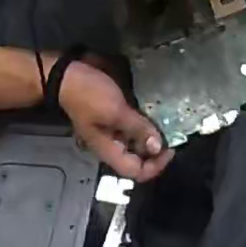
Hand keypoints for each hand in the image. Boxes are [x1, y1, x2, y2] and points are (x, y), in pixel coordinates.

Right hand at [57, 60, 172, 181]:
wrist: (70, 76)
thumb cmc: (90, 96)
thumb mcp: (115, 112)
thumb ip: (136, 129)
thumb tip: (157, 147)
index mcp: (109, 149)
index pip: (135, 171)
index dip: (155, 165)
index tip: (172, 148)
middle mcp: (113, 142)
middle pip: (139, 156)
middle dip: (157, 149)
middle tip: (175, 132)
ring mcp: (114, 127)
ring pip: (139, 139)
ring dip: (154, 132)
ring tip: (172, 120)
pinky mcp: (117, 112)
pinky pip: (135, 121)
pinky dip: (147, 118)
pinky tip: (160, 107)